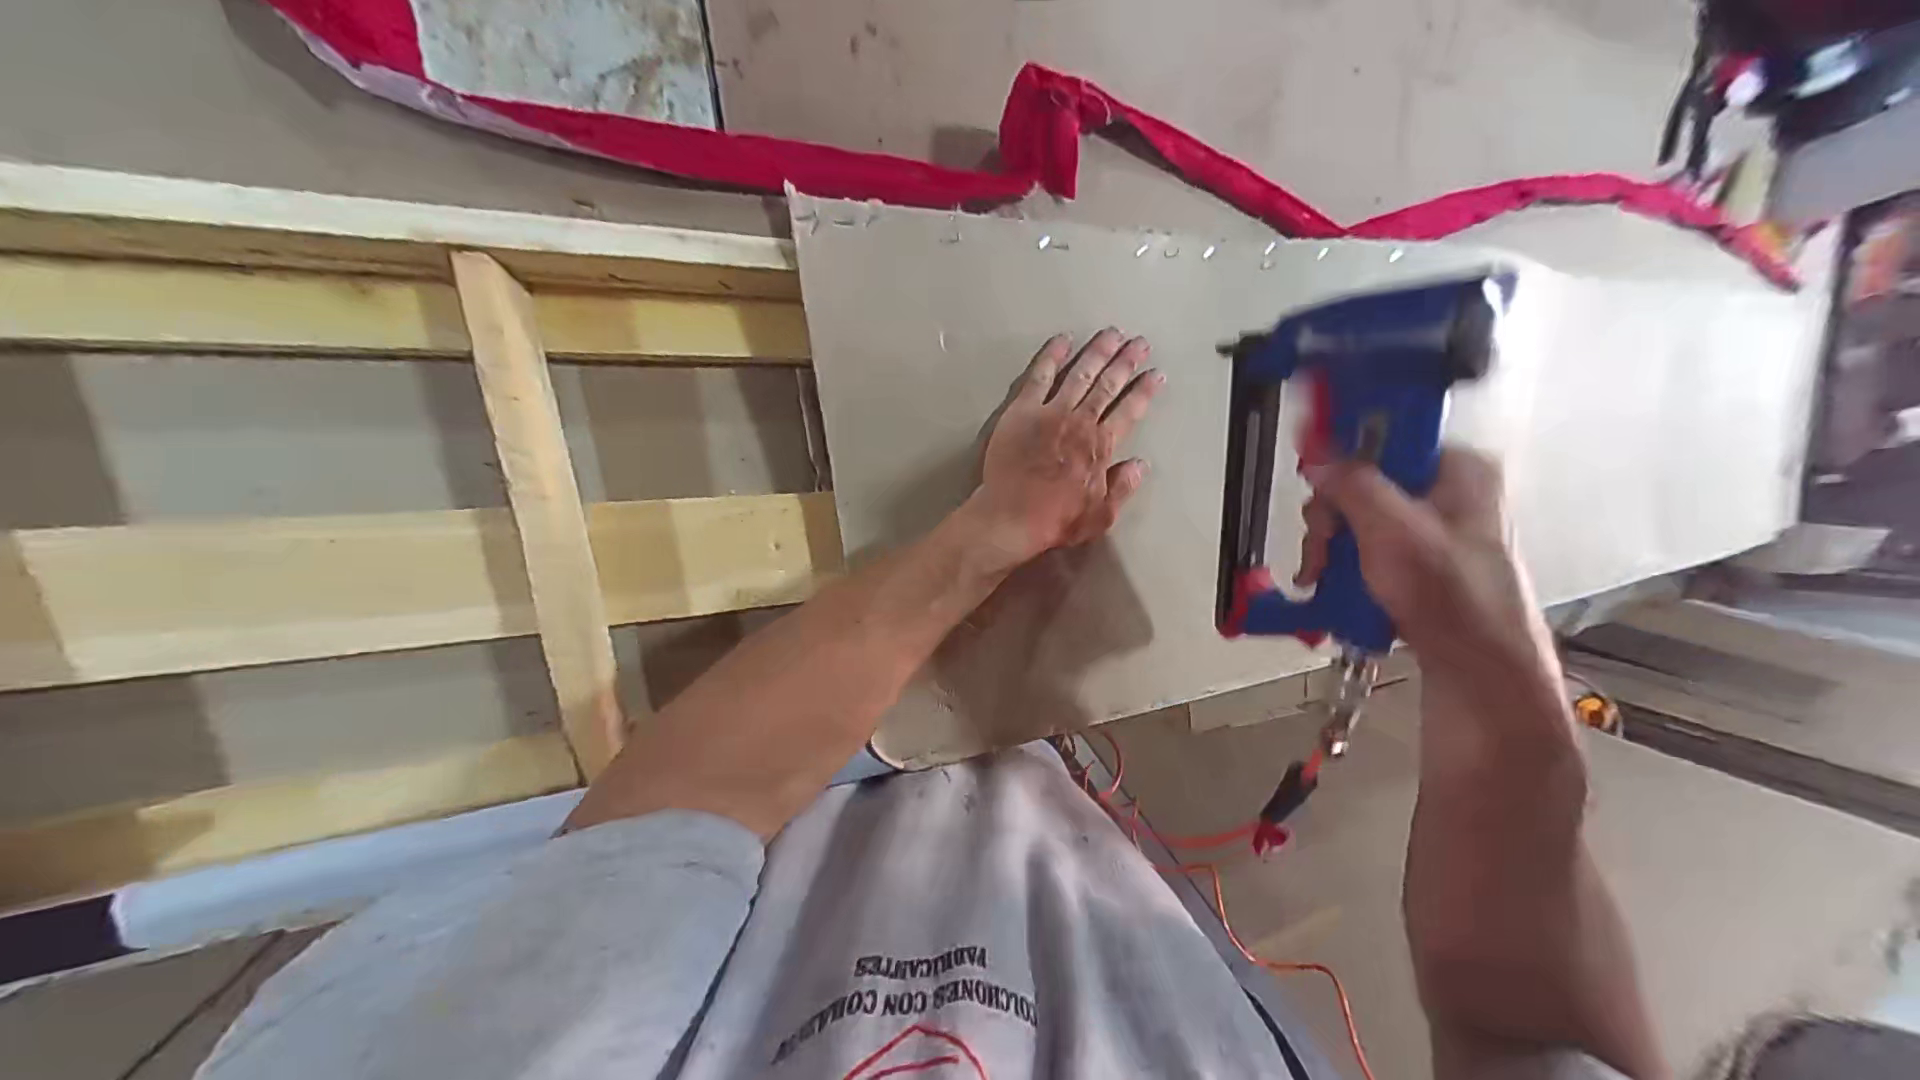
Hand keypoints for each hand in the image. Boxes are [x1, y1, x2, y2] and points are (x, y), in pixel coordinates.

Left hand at [967, 329, 1162, 567]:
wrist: (1011, 516)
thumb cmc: (1054, 519)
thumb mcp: (1101, 514)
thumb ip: (1122, 487)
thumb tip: (1139, 465)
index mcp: (1100, 446)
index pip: (1130, 411)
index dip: (1144, 391)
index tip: (1155, 376)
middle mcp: (1079, 423)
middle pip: (1108, 384)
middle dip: (1126, 361)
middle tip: (1138, 344)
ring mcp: (1050, 413)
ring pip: (1080, 373)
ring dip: (1097, 351)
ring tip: (1111, 334)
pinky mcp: (1022, 411)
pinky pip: (1040, 376)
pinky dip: (1052, 356)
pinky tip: (1062, 341)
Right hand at [1296, 450, 1558, 691]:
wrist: (1478, 675)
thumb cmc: (1457, 603)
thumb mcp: (1394, 532)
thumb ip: (1353, 486)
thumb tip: (1318, 455)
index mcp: (1459, 472)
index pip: (1389, 435)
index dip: (1345, 448)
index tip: (1312, 463)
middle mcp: (1445, 497)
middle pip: (1361, 484)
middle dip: (1330, 518)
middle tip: (1323, 544)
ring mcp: (1428, 533)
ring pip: (1355, 520)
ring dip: (1329, 548)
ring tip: (1324, 577)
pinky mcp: (1414, 565)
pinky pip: (1361, 550)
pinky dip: (1341, 567)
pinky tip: (1334, 586)